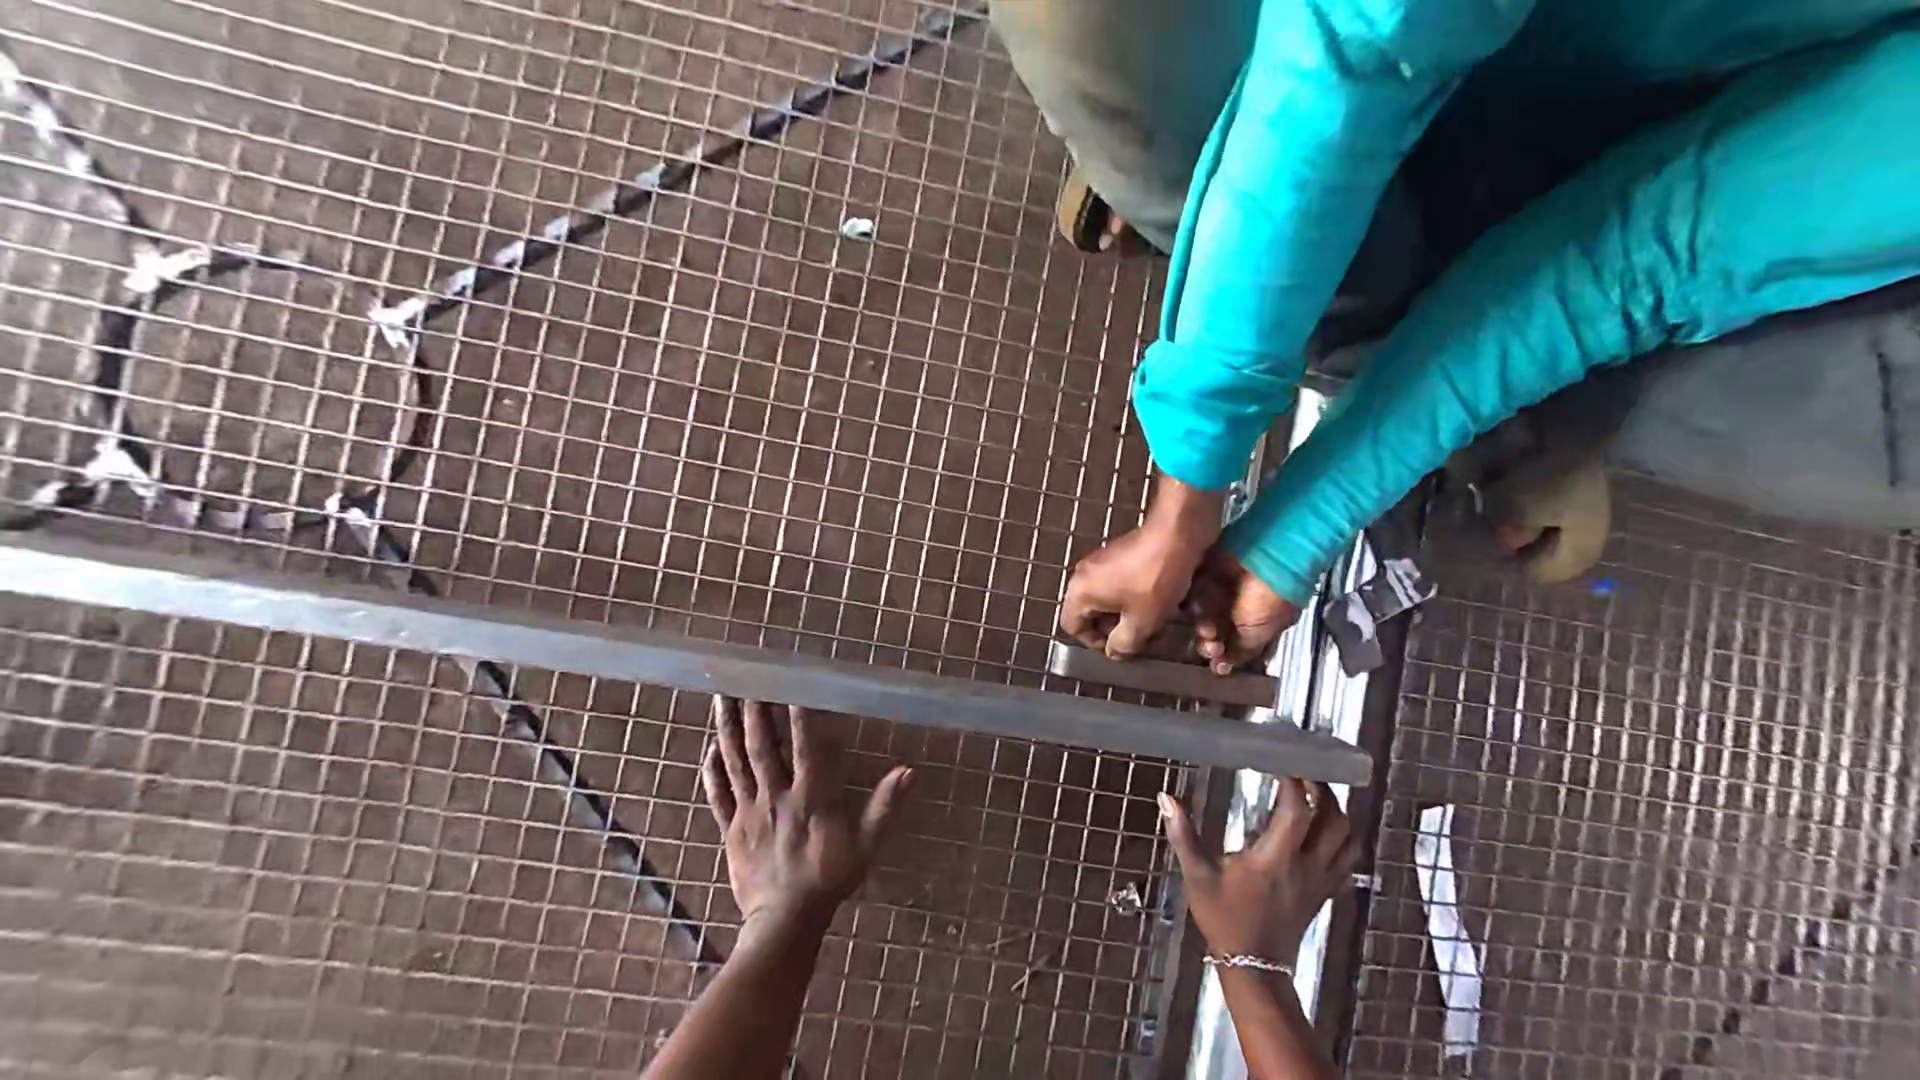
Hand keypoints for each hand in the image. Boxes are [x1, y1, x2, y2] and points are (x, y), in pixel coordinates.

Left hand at [703, 697, 913, 934]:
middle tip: (747, 674)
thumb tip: (909, 771)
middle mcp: (777, 795)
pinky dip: (713, 768)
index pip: (804, 744)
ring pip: (737, 760)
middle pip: (762, 743)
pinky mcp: (730, 827)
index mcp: (811, 796)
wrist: (785, 923)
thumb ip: (886, 805)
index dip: (798, 711)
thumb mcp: (867, 844)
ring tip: (722, 693)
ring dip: (728, 725)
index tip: (791, 681)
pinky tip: (710, 745)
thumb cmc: (830, 878)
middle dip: (755, 706)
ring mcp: (749, 810)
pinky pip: (718, 793)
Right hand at [1061, 477, 1223, 658]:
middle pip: (1091, 614)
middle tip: (1141, 637)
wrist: (1176, 534)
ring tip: (1154, 621)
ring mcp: (1100, 562)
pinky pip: (1118, 584)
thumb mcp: (1142, 621)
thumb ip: (1123, 644)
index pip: (1073, 627)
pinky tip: (1159, 601)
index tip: (1120, 647)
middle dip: (1115, 629)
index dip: (1094, 643)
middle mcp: (1083, 575)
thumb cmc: (1154, 580)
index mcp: (1080, 592)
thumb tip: (1113, 652)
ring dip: (1128, 614)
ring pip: (1108, 600)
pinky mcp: (1119, 555)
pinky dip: (1134, 597)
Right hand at [1158, 778, 1356, 964]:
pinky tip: (1323, 827)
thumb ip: (1182, 834)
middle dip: (1322, 790)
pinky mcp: (1326, 891)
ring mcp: (1322, 881)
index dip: (1293, 782)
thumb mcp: (1197, 875)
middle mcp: (1307, 866)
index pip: (1298, 810)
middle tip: (1301, 771)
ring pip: (1348, 838)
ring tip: (1316, 793)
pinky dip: (1342, 836)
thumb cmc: (1224, 917)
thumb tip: (1165, 798)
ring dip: (1337, 810)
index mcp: (1276, 858)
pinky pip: (1347, 858)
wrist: (1253, 966)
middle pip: (1334, 819)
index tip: (1278, 762)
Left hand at [1186, 548, 1301, 674]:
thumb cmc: (1269, 601)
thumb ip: (1240, 652)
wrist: (1269, 557)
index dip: (1218, 652)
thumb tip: (1221, 670)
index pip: (1226, 643)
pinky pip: (1190, 589)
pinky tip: (1196, 603)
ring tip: (1208, 622)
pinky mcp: (1204, 572)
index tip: (1216, 659)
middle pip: (1207, 629)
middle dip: (1207, 639)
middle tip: (1211, 640)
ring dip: (1201, 620)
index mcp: (1248, 624)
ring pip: (1198, 611)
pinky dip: (1192, 598)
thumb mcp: (1260, 633)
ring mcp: (1216, 590)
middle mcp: (1230, 608)